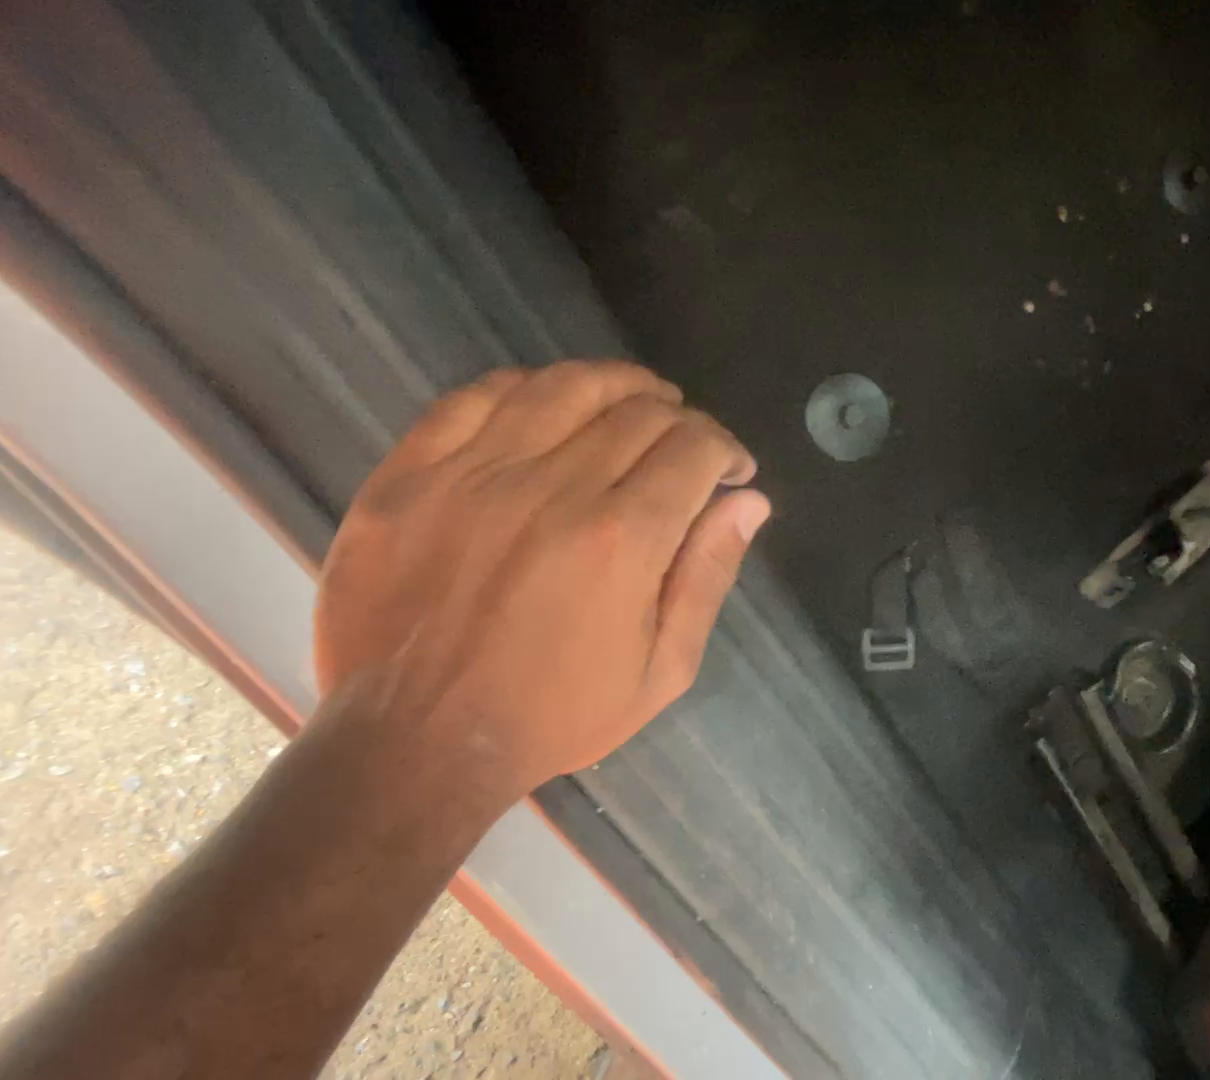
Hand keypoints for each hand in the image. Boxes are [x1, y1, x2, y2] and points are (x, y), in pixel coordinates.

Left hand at [313, 360, 769, 799]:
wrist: (413, 744)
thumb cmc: (555, 714)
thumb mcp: (663, 669)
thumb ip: (710, 575)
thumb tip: (751, 501)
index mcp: (621, 539)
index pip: (694, 448)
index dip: (726, 449)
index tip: (731, 471)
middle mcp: (552, 489)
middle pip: (640, 411)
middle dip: (683, 421)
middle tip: (688, 449)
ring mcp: (473, 475)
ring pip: (564, 386)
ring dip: (618, 384)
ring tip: (637, 403)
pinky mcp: (409, 476)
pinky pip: (475, 397)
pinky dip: (528, 387)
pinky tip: (551, 405)